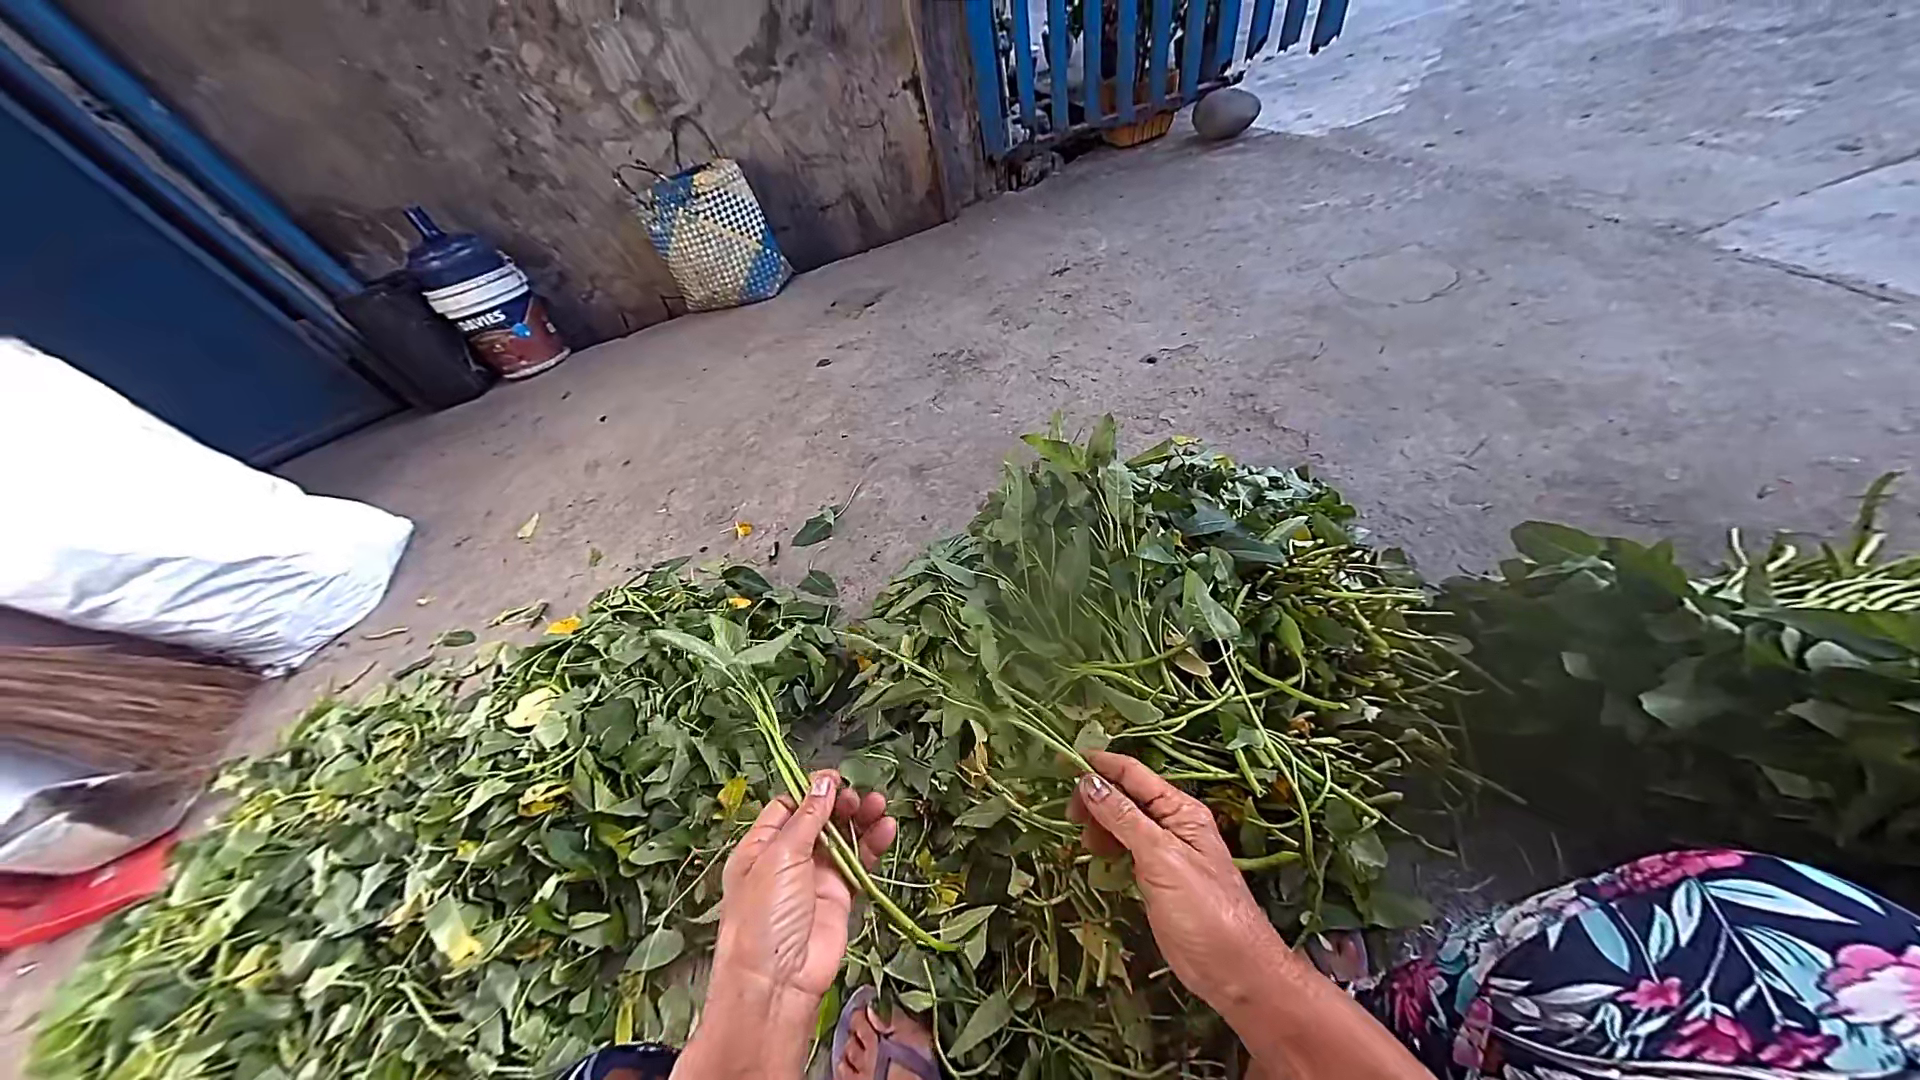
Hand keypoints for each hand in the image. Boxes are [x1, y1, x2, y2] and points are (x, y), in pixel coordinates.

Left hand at [676, 770, 896, 1079]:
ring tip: (879, 805)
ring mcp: (815, 876)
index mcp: (761, 846)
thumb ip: (808, 817)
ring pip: (843, 836)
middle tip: (858, 797)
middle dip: (840, 803)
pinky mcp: (840, 894)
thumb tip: (824, 782)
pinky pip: (859, 861)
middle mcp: (787, 858)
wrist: (778, 985)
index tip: (836, 779)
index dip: (812, 791)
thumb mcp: (780, 857)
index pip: (788, 805)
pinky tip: (886, 829)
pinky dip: (873, 843)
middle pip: (820, 818)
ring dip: (861, 818)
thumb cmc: (765, 915)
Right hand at [1068, 751, 1291, 1017]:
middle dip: (1095, 796)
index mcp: (1179, 809)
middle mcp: (1171, 823)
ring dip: (1098, 822)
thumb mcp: (1161, 857)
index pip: (1133, 773)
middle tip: (1070, 814)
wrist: (1235, 973)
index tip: (1066, 760)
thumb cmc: (1204, 911)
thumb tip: (1088, 781)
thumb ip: (1123, 817)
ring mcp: (1163, 850)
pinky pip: (1124, 846)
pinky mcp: (1155, 875)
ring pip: (1121, 821)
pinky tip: (1096, 854)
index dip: (1100, 764)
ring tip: (1084, 840)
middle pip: (1124, 795)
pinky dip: (1107, 844)